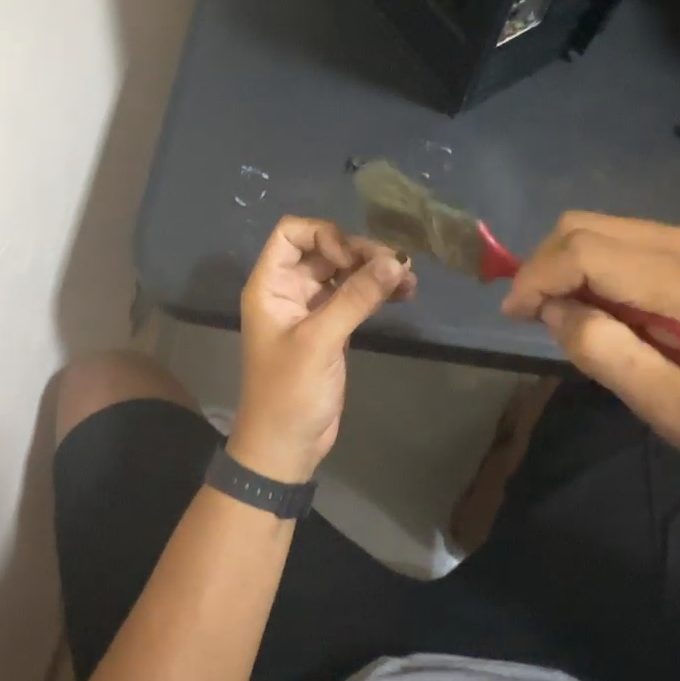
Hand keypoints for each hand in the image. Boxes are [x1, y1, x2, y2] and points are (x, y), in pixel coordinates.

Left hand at [235, 217, 414, 482]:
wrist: (285, 448)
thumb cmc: (288, 393)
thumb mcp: (320, 342)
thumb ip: (355, 298)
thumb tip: (396, 261)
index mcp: (270, 285)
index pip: (292, 232)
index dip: (324, 235)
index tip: (350, 259)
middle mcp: (289, 290)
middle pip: (325, 249)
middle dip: (359, 252)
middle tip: (396, 266)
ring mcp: (311, 309)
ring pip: (344, 272)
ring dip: (374, 271)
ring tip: (409, 278)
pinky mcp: (332, 328)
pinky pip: (355, 297)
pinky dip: (377, 292)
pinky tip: (405, 294)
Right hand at [501, 212, 679, 483]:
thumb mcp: (671, 411)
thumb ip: (609, 356)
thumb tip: (554, 310)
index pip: (590, 252)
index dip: (539, 276)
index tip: (517, 316)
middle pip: (586, 227)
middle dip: (544, 266)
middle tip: (535, 316)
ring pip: (597, 225)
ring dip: (565, 263)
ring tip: (564, 314)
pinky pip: (619, 235)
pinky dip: (589, 262)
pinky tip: (596, 302)